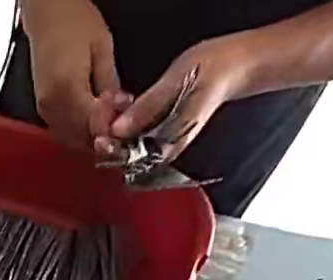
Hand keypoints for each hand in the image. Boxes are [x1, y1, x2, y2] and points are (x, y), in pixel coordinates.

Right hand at [23, 0, 126, 149]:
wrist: (47, 12)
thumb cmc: (73, 20)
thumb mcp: (102, 47)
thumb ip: (109, 84)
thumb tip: (119, 110)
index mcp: (67, 89)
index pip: (93, 125)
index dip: (111, 129)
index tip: (126, 124)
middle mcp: (52, 105)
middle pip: (81, 139)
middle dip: (102, 137)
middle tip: (120, 126)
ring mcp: (45, 110)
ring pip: (71, 140)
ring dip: (90, 138)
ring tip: (108, 123)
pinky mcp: (43, 110)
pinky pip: (62, 132)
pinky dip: (78, 133)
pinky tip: (92, 121)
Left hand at [98, 38, 255, 161]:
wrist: (232, 68)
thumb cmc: (212, 71)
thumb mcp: (177, 82)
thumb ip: (147, 107)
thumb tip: (118, 130)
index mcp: (166, 147)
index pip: (128, 158)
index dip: (110, 147)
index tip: (99, 133)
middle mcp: (160, 152)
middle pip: (122, 154)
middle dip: (107, 134)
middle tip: (103, 107)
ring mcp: (158, 145)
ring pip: (124, 145)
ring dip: (111, 126)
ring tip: (110, 102)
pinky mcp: (155, 135)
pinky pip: (131, 135)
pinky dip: (121, 121)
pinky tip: (119, 103)